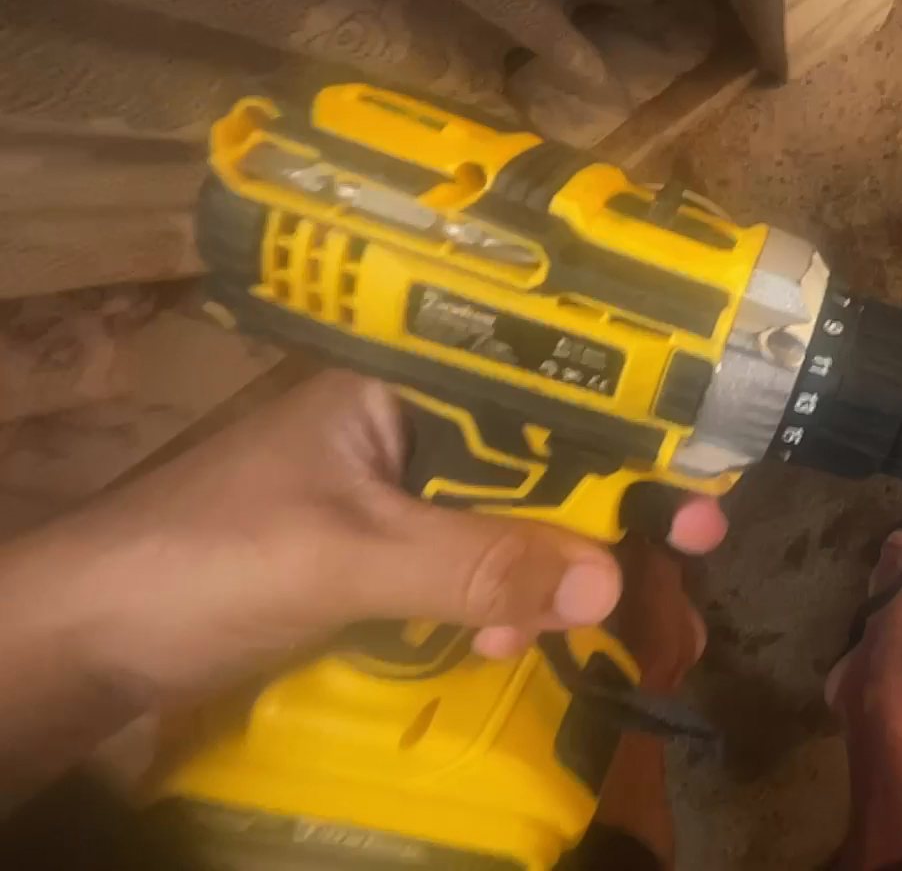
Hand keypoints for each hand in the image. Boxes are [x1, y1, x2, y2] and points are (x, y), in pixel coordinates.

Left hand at [1, 371, 729, 707]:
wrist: (63, 657)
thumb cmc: (194, 565)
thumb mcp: (348, 558)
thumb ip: (479, 566)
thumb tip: (609, 586)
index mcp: (420, 387)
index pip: (557, 399)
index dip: (634, 444)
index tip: (695, 494)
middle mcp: (435, 428)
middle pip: (559, 463)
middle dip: (620, 520)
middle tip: (692, 555)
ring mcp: (425, 491)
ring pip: (534, 518)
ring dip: (574, 572)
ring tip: (609, 625)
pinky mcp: (411, 548)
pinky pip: (495, 564)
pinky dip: (517, 601)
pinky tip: (514, 639)